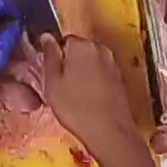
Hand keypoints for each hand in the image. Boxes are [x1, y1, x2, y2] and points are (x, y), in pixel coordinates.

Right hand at [38, 34, 141, 161]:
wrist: (109, 130)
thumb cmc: (74, 106)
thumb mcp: (52, 81)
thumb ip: (49, 55)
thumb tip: (46, 36)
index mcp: (81, 45)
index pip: (63, 40)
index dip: (54, 56)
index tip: (50, 72)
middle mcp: (100, 48)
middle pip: (78, 49)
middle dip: (68, 62)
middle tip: (59, 85)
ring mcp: (112, 63)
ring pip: (90, 62)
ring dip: (81, 72)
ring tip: (73, 94)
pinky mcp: (120, 78)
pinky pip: (100, 73)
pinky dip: (93, 81)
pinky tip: (87, 98)